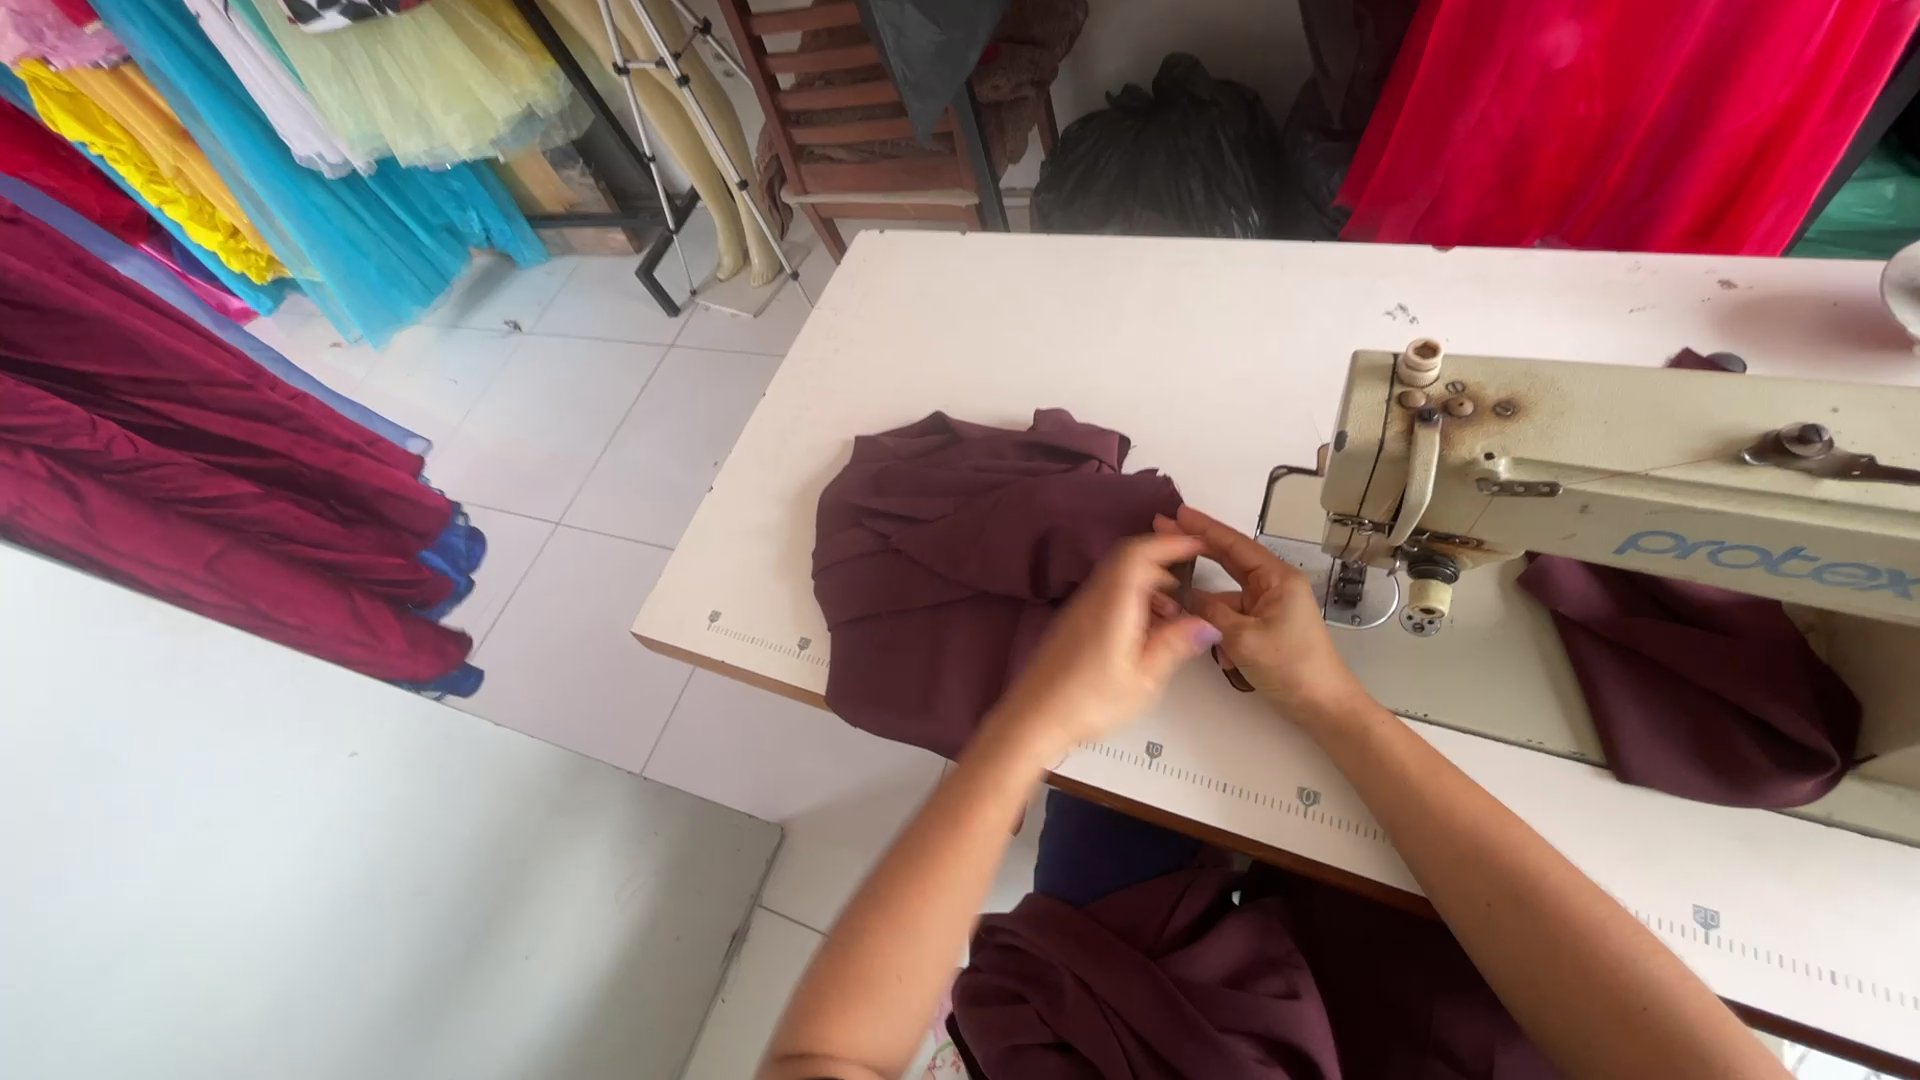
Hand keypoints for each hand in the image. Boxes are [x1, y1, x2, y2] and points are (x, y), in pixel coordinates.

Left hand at [985, 534, 1220, 761]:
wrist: (1032, 719)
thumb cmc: (1084, 704)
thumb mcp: (1143, 679)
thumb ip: (1174, 645)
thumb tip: (1203, 624)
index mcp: (1112, 605)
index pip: (1138, 553)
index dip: (1169, 542)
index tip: (1195, 544)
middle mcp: (1091, 600)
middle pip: (1127, 561)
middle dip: (1162, 564)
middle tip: (1188, 584)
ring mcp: (1077, 611)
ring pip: (1116, 579)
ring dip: (1146, 586)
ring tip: (1170, 616)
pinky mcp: (1070, 625)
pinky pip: (1105, 597)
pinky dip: (1130, 600)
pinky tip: (1142, 631)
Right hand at [1153, 506, 1369, 723]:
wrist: (1322, 706)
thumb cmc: (1291, 666)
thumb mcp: (1242, 638)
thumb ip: (1209, 611)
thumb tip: (1181, 597)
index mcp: (1277, 578)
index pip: (1235, 544)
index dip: (1204, 528)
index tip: (1177, 514)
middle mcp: (1274, 585)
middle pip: (1229, 561)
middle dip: (1198, 552)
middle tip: (1164, 533)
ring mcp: (1268, 606)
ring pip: (1225, 596)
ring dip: (1207, 610)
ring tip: (1182, 614)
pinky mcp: (1263, 625)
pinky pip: (1231, 617)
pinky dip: (1219, 630)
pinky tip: (1220, 655)